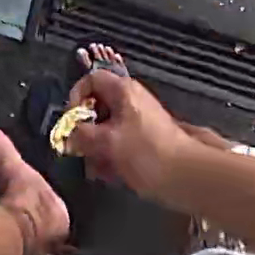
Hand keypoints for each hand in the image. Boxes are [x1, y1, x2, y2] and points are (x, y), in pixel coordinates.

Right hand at [65, 69, 196, 199]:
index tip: (71, 121)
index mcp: (123, 90)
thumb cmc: (145, 152)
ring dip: (97, 146)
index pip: (91, 79)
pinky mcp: (146, 138)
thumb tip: (68, 135)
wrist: (186, 175)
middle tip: (80, 150)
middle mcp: (131, 99)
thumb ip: (82, 136)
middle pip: (98, 105)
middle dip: (86, 129)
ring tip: (96, 169)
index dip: (76, 97)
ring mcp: (140, 118)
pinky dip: (112, 154)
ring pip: (108, 126)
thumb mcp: (107, 142)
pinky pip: (120, 140)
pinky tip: (110, 175)